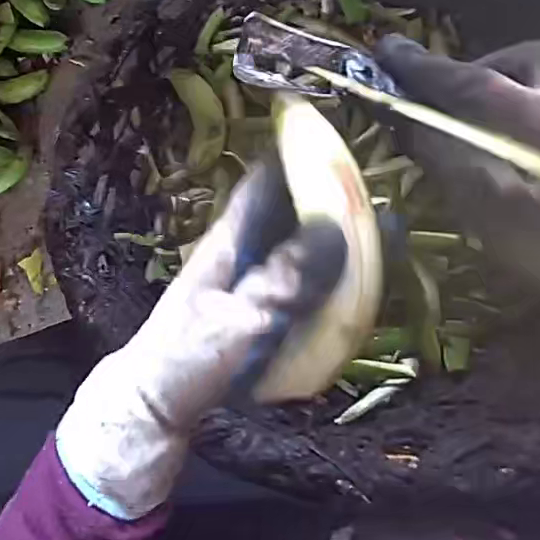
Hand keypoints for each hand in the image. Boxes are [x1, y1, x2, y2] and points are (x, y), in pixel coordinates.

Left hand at [56, 164, 344, 518]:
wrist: (157, 405)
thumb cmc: (188, 357)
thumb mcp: (237, 319)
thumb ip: (285, 279)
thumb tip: (334, 227)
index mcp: (231, 239)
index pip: (266, 181)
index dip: (295, 152)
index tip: (337, 134)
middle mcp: (245, 251)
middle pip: (291, 209)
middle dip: (330, 195)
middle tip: (378, 189)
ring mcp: (253, 281)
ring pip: (300, 244)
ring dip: (335, 235)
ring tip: (381, 228)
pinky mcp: (262, 311)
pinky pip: (303, 281)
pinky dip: (330, 275)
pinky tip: (358, 281)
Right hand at [375, 36, 539, 465]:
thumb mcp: (493, 216)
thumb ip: (449, 160)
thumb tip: (410, 122)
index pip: (470, 82)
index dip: (423, 68)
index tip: (387, 50)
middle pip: (521, 57)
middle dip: (479, 69)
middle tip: (454, 97)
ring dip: (521, 71)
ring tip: (502, 101)